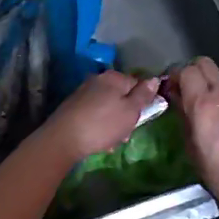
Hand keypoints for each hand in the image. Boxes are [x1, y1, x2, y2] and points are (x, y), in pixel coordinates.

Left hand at [34, 70, 161, 161]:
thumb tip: (154, 79)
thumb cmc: (103, 125)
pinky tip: (99, 140)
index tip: (141, 118)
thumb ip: (143, 95)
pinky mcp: (74, 107)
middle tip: (126, 133)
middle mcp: (98, 80)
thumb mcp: (130, 111)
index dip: (142, 101)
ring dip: (113, 124)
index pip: (137, 83)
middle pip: (121, 96)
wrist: (64, 138)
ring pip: (108, 107)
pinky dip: (100, 126)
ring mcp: (84, 92)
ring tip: (111, 141)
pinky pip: (95, 114)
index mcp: (113, 77)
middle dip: (126, 115)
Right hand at [169, 57, 218, 215]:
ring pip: (218, 77)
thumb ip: (183, 116)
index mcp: (203, 103)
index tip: (168, 89)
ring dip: (205, 84)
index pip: (186, 70)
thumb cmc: (217, 170)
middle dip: (190, 72)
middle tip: (182, 91)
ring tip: (199, 106)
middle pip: (204, 63)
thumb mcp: (190, 145)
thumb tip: (176, 99)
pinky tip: (218, 118)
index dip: (174, 76)